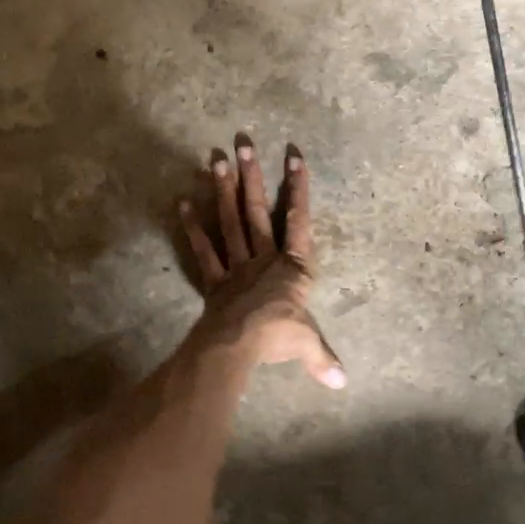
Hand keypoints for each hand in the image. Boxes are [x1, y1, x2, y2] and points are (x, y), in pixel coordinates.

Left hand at [179, 135, 346, 390]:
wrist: (237, 344)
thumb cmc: (277, 336)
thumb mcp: (308, 344)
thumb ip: (322, 357)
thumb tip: (342, 381)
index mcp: (292, 267)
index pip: (298, 220)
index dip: (297, 187)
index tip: (294, 155)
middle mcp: (264, 257)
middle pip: (256, 210)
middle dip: (252, 175)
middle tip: (242, 142)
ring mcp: (236, 265)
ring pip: (230, 221)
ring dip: (223, 189)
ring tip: (215, 158)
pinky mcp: (214, 279)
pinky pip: (204, 250)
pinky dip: (193, 227)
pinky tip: (183, 202)